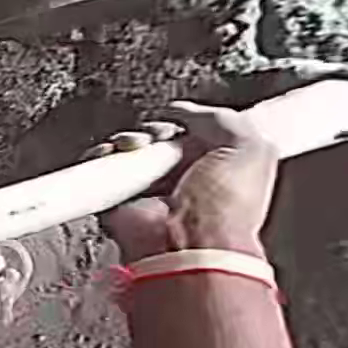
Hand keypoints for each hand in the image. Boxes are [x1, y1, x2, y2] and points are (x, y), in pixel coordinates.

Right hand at [87, 101, 279, 261]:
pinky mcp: (114, 197)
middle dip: (150, 130)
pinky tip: (112, 155)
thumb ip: (221, 119)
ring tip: (133, 148)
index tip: (180, 122)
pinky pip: (97, 168)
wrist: (188, 238)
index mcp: (214, 166)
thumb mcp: (250, 148)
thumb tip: (182, 109)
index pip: (188, 132)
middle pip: (152, 138)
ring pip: (123, 150)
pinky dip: (99, 157)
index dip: (181, 121)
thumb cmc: (226, 206)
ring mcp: (144, 187)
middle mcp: (177, 176)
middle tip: (156, 138)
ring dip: (125, 141)